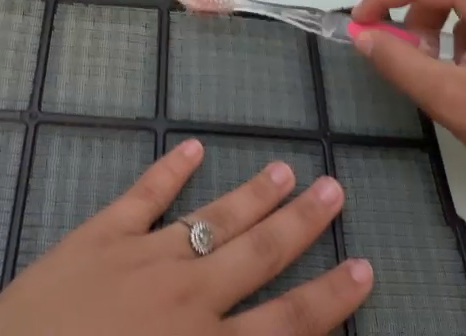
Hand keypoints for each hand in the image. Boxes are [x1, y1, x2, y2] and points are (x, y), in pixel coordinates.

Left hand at [0, 138, 372, 335]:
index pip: (287, 323)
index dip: (330, 297)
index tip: (363, 267)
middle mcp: (188, 296)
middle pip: (260, 254)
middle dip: (302, 223)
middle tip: (334, 189)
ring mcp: (146, 257)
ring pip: (213, 218)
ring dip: (252, 194)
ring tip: (285, 167)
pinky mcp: (103, 234)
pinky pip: (144, 195)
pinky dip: (170, 170)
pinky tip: (194, 147)